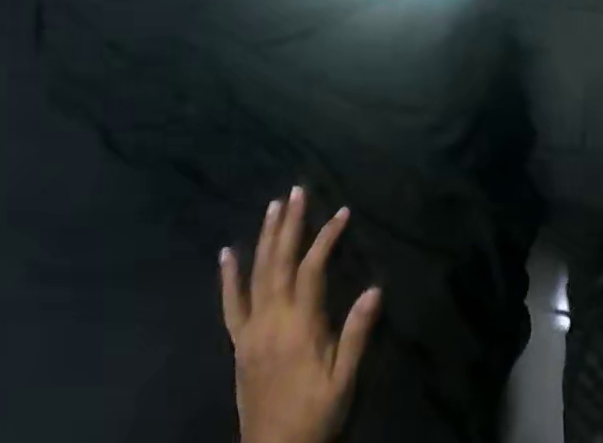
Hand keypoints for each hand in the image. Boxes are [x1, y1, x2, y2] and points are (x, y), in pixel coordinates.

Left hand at [220, 186, 381, 442]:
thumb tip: (375, 289)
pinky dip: (229, 276)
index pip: (313, 268)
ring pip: (257, 272)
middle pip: (280, 260)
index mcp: (300, 324)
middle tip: (298, 190)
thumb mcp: (344, 379)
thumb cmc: (316, 413)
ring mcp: (251, 328)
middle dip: (290, 223)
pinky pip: (230, 304)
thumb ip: (356, 333)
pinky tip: (227, 252)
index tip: (342, 212)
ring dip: (266, 236)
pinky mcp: (239, 341)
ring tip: (273, 205)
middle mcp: (272, 318)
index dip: (327, 237)